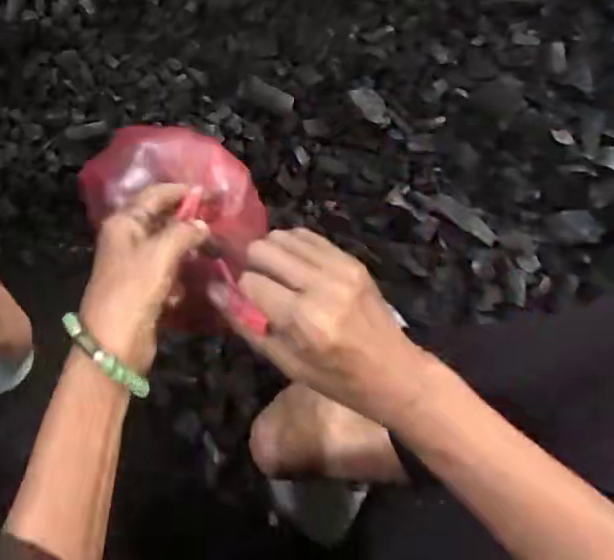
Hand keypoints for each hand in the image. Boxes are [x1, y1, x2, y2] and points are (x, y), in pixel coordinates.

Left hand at [76, 184, 210, 374]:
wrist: (113, 341)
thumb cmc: (134, 289)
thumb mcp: (160, 254)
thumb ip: (182, 233)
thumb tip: (201, 223)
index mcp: (124, 222)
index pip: (154, 195)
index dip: (181, 192)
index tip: (211, 194)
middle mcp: (126, 236)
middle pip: (161, 218)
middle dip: (188, 220)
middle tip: (219, 221)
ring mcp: (134, 261)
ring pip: (166, 245)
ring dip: (187, 247)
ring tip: (214, 249)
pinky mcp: (143, 285)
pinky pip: (167, 270)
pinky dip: (180, 273)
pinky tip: (192, 280)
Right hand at [210, 228, 435, 425]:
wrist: (401, 376)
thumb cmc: (339, 379)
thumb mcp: (286, 362)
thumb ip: (244, 321)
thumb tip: (211, 286)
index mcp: (306, 320)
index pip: (249, 281)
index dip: (241, 289)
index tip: (246, 300)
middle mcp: (323, 288)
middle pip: (260, 250)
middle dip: (251, 265)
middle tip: (260, 284)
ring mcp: (340, 269)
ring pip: (278, 236)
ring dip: (270, 253)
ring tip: (277, 274)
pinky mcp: (350, 259)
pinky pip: (302, 235)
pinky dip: (290, 245)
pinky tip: (294, 265)